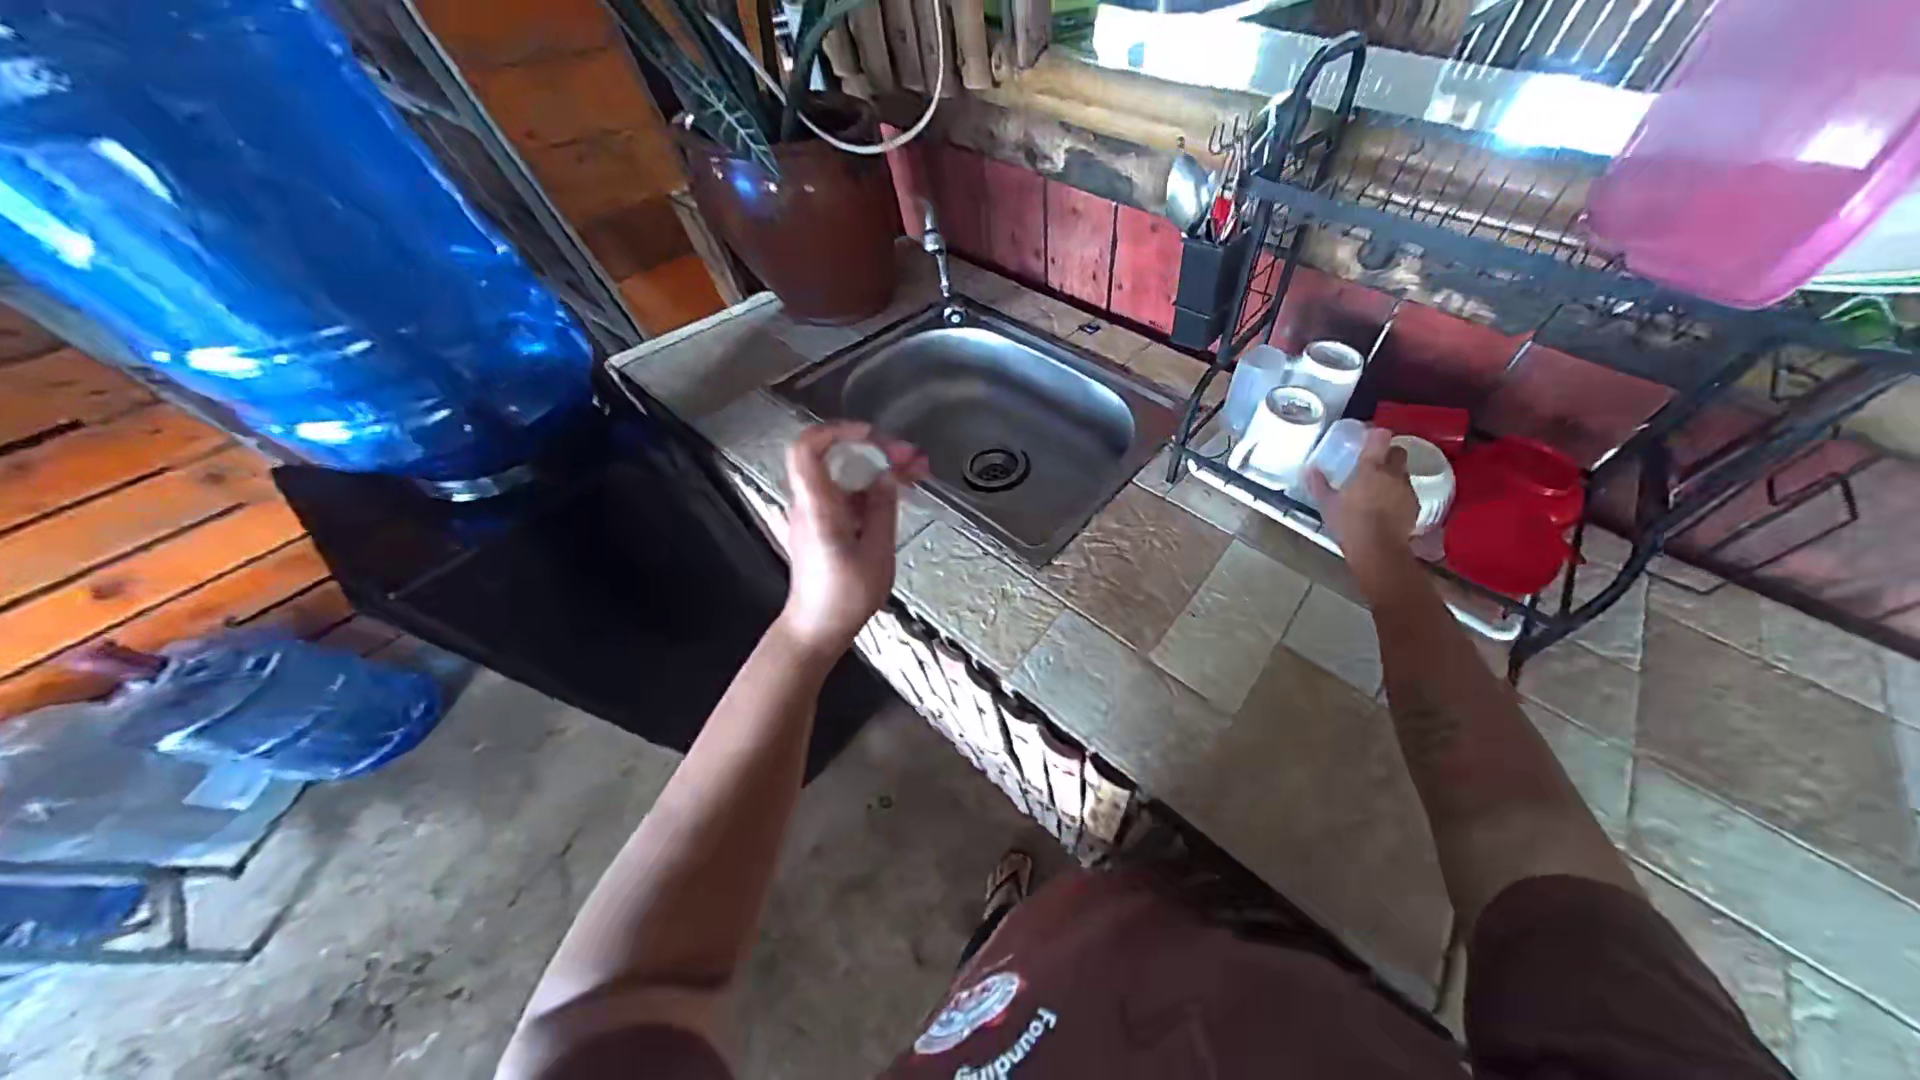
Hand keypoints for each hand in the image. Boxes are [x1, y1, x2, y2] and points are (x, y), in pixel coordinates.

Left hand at [776, 422, 927, 656]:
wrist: (816, 628)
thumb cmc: (844, 596)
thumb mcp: (876, 553)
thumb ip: (882, 509)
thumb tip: (887, 476)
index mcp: (817, 507)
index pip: (807, 450)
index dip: (836, 431)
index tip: (872, 435)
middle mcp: (808, 505)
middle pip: (832, 458)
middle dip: (873, 450)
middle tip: (911, 458)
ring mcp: (812, 515)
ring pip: (841, 477)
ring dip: (875, 470)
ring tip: (913, 474)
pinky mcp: (820, 527)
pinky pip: (843, 496)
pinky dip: (868, 490)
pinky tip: (895, 496)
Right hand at [1307, 426, 1416, 566]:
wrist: (1378, 549)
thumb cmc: (1349, 524)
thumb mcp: (1327, 504)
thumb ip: (1319, 484)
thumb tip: (1310, 469)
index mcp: (1371, 468)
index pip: (1381, 438)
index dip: (1375, 435)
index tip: (1367, 439)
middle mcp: (1393, 473)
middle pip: (1398, 452)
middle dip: (1389, 454)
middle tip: (1374, 464)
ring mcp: (1406, 489)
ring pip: (1403, 473)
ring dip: (1393, 475)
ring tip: (1378, 489)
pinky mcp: (1415, 505)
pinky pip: (1407, 492)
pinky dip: (1398, 494)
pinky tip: (1386, 507)